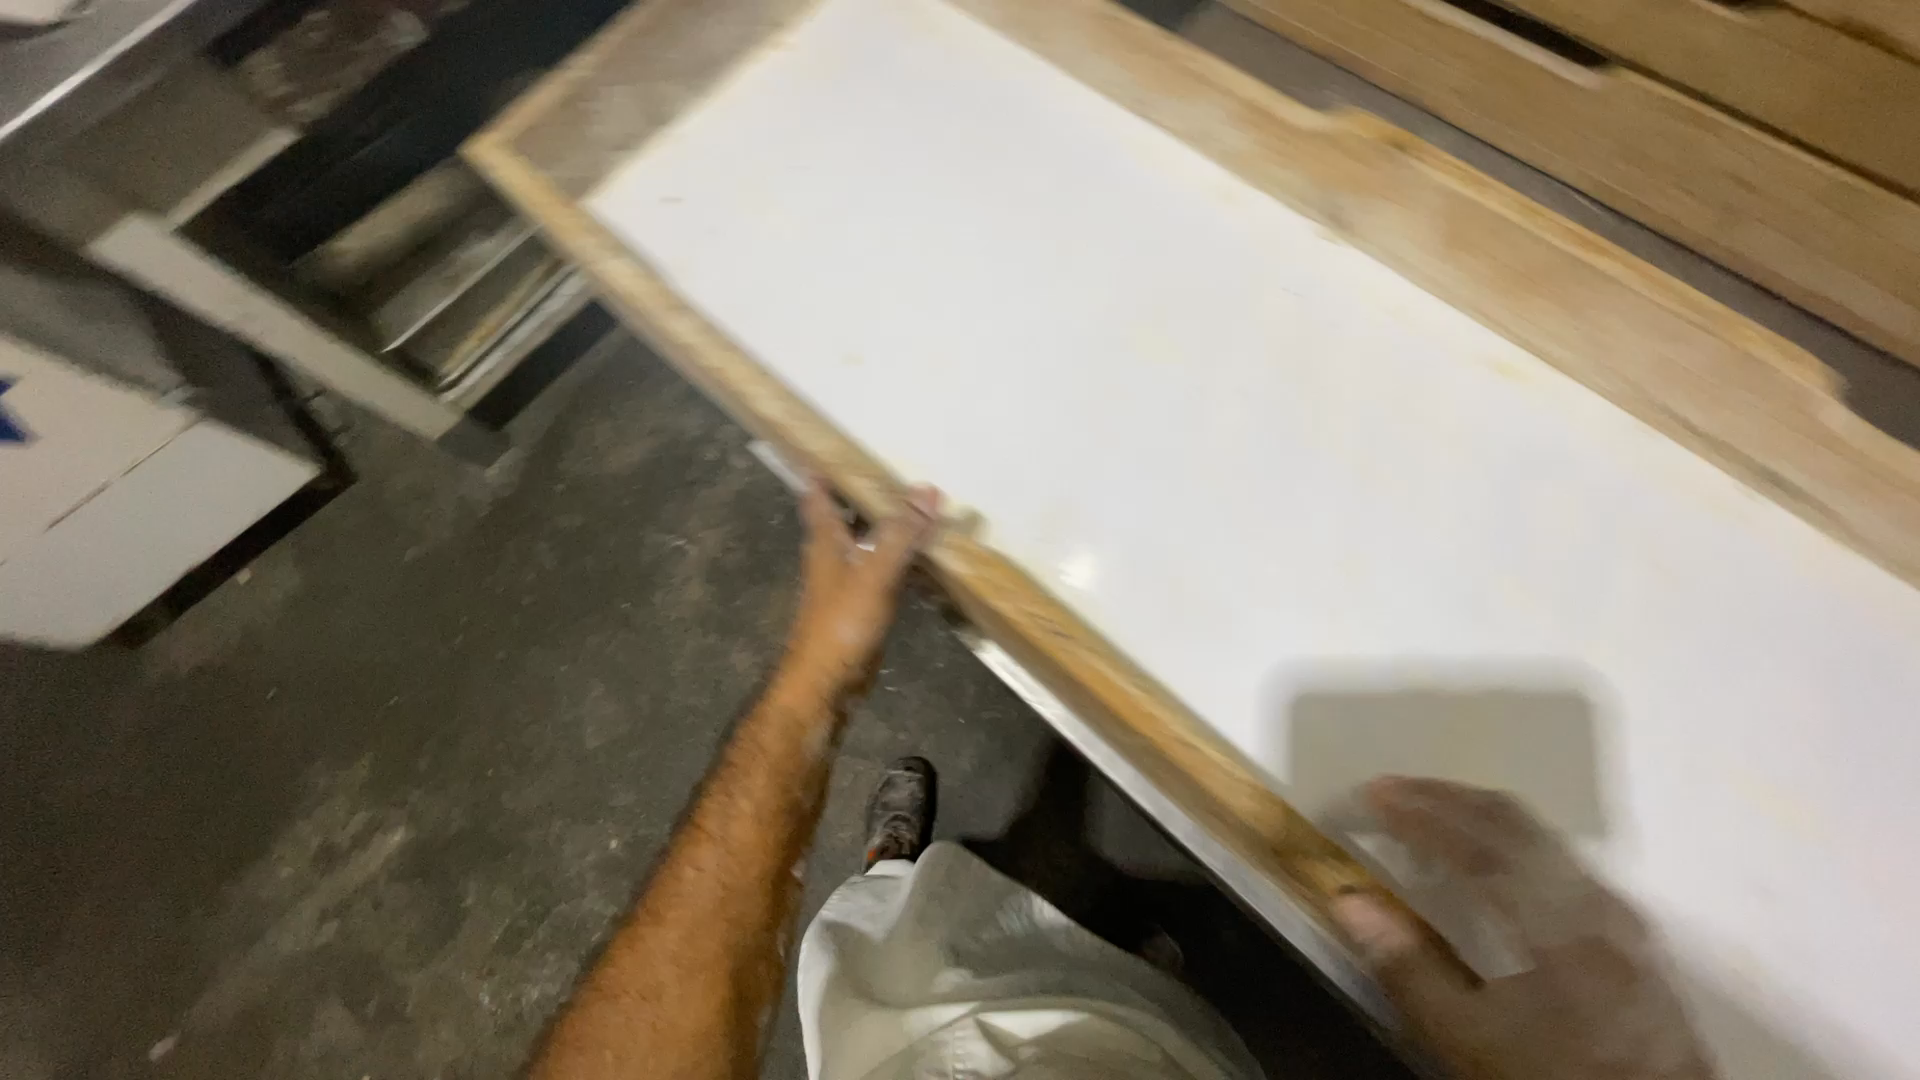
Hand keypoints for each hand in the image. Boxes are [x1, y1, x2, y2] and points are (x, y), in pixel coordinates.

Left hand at [782, 478, 941, 691]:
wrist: (827, 683)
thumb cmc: (841, 623)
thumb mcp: (874, 572)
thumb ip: (901, 532)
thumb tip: (927, 490)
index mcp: (826, 541)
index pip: (816, 496)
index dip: (821, 471)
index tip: (834, 448)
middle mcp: (833, 557)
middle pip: (845, 517)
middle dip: (865, 496)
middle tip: (896, 473)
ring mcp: (847, 584)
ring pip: (867, 545)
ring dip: (887, 529)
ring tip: (920, 508)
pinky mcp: (862, 608)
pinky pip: (883, 574)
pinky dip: (901, 562)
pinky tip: (925, 561)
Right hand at [1331, 778, 1714, 1079]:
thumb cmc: (1554, 1077)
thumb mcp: (1470, 1039)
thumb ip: (1406, 967)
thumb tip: (1346, 899)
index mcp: (1556, 925)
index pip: (1475, 846)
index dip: (1417, 813)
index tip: (1368, 793)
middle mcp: (1593, 902)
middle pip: (1511, 821)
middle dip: (1443, 796)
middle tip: (1388, 789)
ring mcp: (1617, 912)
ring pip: (1537, 832)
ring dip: (1473, 810)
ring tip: (1426, 809)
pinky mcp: (1627, 929)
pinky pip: (1554, 852)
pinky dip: (1504, 834)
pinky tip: (1483, 852)